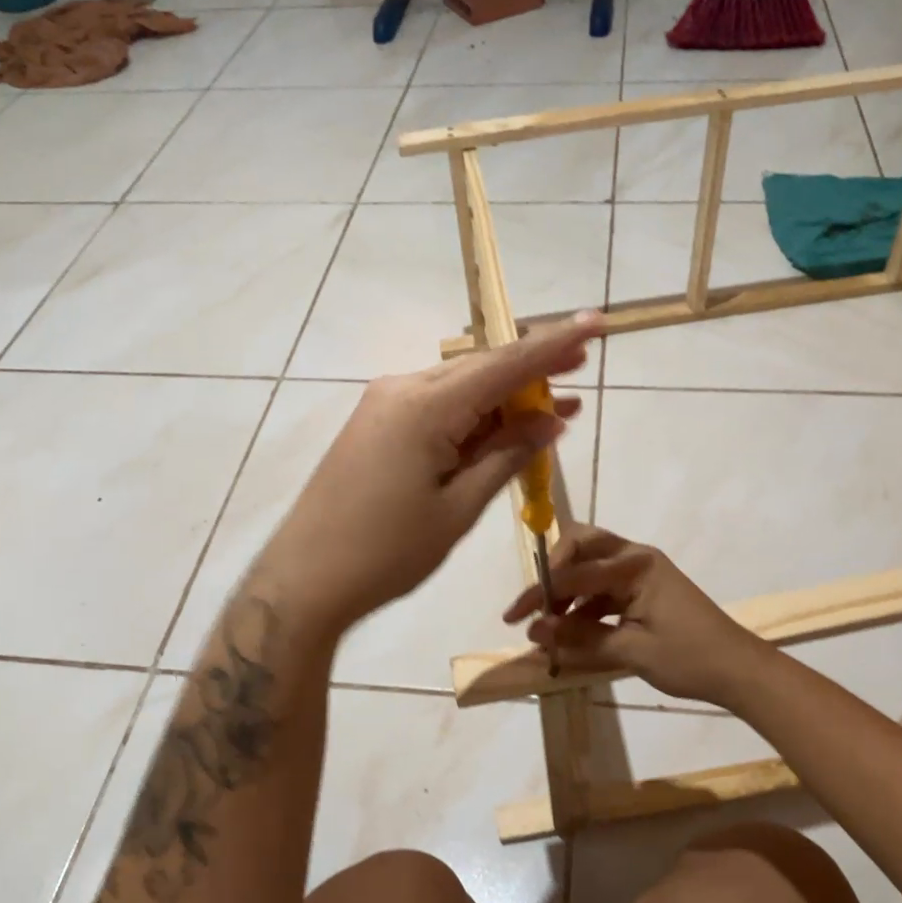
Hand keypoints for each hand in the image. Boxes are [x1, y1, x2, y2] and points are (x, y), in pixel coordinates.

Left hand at [259, 313, 599, 631]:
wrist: (305, 580)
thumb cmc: (386, 552)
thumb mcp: (458, 509)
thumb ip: (507, 457)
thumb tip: (551, 420)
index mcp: (425, 406)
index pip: (504, 365)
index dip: (554, 344)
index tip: (596, 322)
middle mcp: (402, 390)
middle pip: (482, 370)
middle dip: (534, 369)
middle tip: (584, 364)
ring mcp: (385, 406)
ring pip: (461, 390)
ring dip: (507, 399)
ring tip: (561, 407)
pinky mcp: (377, 427)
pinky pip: (439, 410)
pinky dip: (476, 418)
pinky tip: (509, 430)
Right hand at [501, 525, 770, 707]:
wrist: (739, 671)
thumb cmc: (689, 657)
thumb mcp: (631, 651)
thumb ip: (580, 639)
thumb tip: (534, 632)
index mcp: (636, 564)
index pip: (574, 568)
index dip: (540, 591)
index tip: (513, 617)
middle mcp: (636, 559)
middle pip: (580, 547)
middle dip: (552, 575)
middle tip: (532, 609)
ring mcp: (641, 574)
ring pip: (590, 571)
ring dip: (566, 595)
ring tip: (546, 631)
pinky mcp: (644, 592)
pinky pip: (603, 591)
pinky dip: (584, 609)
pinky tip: (569, 635)